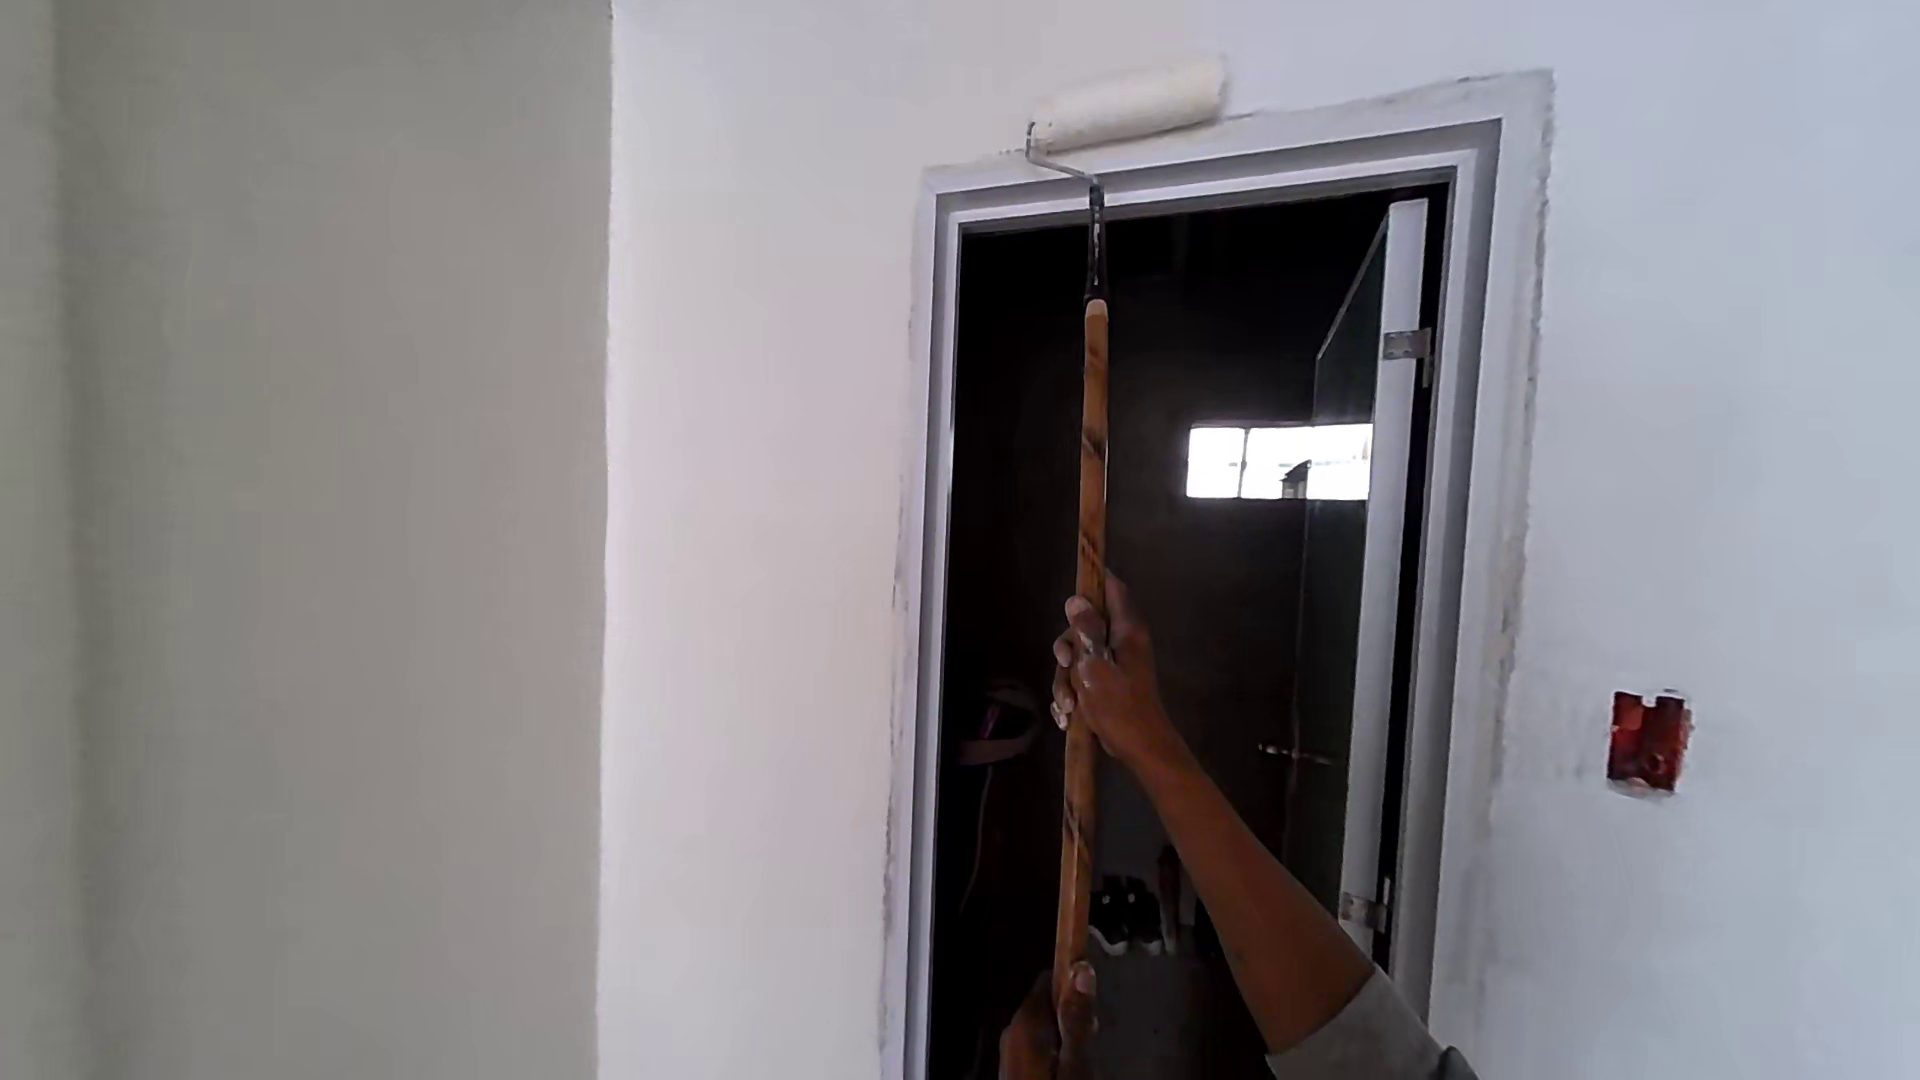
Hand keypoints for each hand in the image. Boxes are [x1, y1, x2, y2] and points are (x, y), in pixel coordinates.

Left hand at [999, 963, 1096, 1079]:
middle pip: (1045, 1004)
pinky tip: (1062, 1072)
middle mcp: (1011, 1028)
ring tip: (1079, 1062)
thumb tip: (1082, 967)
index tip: (1091, 1012)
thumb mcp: (1074, 1063)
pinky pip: (1033, 1048)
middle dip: (1069, 1017)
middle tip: (1088, 1045)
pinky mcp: (1010, 1071)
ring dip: (1060, 1037)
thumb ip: (1076, 1018)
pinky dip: (1050, 1053)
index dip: (1073, 988)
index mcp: (1024, 1019)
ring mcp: (1007, 1051)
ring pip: (1040, 1028)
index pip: (1049, 979)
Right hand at [1050, 573, 1184, 774]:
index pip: (1111, 588)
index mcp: (1126, 630)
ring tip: (1068, 703)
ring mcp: (1115, 662)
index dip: (1093, 581)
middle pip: (1085, 625)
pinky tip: (1068, 713)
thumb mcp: (1095, 665)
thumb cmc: (1119, 705)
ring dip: (1066, 678)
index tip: (1072, 587)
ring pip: (1078, 655)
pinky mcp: (1107, 683)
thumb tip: (1075, 599)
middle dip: (1067, 647)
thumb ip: (1086, 630)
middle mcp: (1122, 641)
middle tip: (1066, 664)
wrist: (1139, 748)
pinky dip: (1072, 693)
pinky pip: (1081, 677)